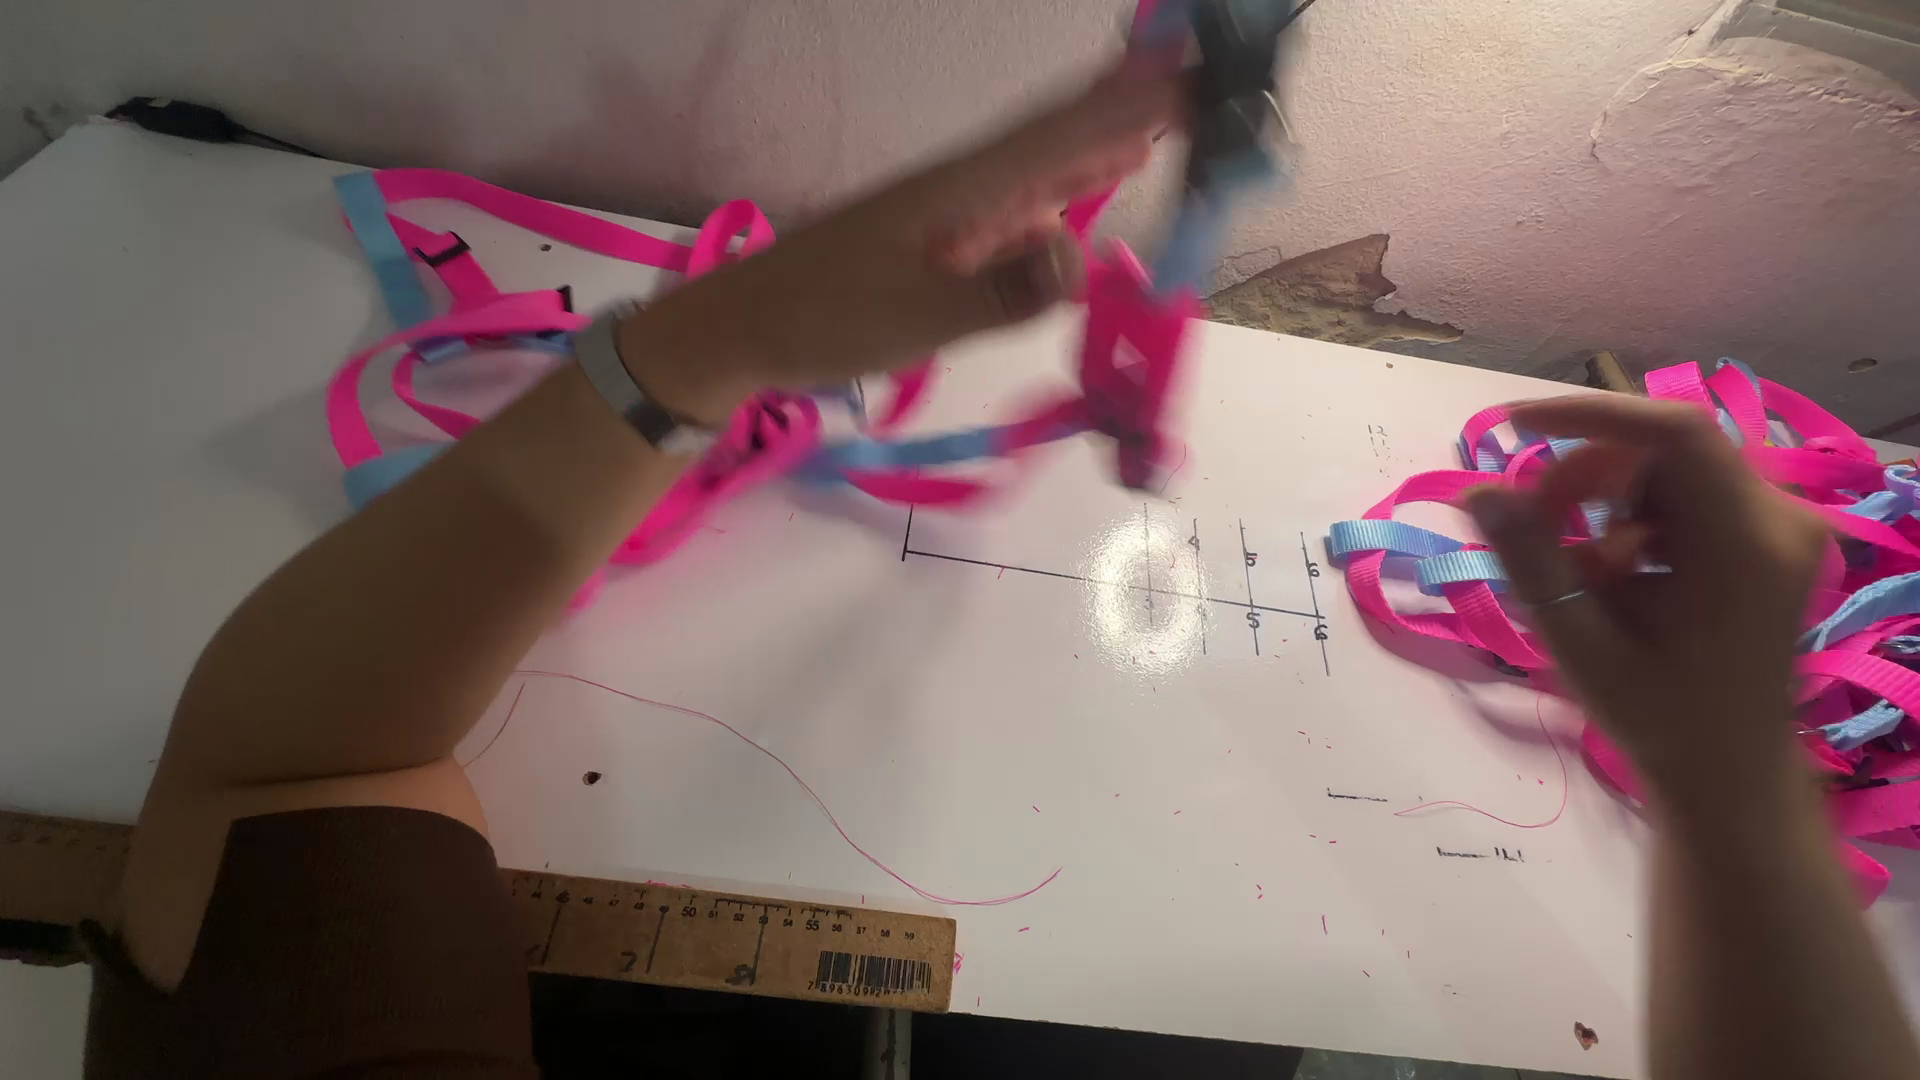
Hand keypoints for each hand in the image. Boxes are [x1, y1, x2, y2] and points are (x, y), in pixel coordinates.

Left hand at [618, 71, 1184, 424]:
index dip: (1127, 104)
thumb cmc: (826, 321)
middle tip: (1199, 85)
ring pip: (1036, 174)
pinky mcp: (938, 247)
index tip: (1195, 72)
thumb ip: (996, 293)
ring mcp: (950, 218)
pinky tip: (1072, 203)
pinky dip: (1053, 200)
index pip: (1058, 136)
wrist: (750, 331)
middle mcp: (962, 190)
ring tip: (1157, 125)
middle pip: (1055, 140)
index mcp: (960, 190)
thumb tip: (1077, 258)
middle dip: (1126, 112)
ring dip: (1095, 150)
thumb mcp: (915, 315)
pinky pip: (1012, 215)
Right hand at [1464, 395, 1828, 792]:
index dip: (1588, 414)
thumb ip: (1530, 559)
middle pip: (1656, 452)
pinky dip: (1617, 520)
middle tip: (1529, 533)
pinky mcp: (1752, 538)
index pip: (1675, 435)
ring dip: (1593, 505)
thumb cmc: (1654, 711)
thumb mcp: (1577, 636)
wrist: (1724, 765)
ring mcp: (1770, 526)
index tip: (1510, 426)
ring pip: (1656, 472)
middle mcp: (1775, 518)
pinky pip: (1668, 497)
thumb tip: (1478, 491)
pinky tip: (1605, 573)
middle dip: (1577, 480)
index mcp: (1746, 543)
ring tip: (1571, 569)